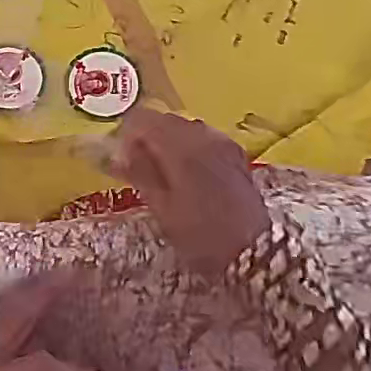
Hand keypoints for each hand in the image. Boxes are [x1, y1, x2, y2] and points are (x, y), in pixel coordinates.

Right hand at [109, 109, 269, 275]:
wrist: (254, 251)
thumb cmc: (201, 236)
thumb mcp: (162, 209)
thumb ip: (139, 173)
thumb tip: (116, 152)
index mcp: (180, 147)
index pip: (142, 119)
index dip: (125, 134)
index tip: (120, 159)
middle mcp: (202, 136)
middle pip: (163, 119)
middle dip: (145, 136)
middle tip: (136, 168)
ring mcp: (222, 142)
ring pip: (183, 126)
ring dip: (167, 141)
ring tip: (162, 172)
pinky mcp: (234, 153)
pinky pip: (202, 137)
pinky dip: (187, 146)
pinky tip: (187, 172)